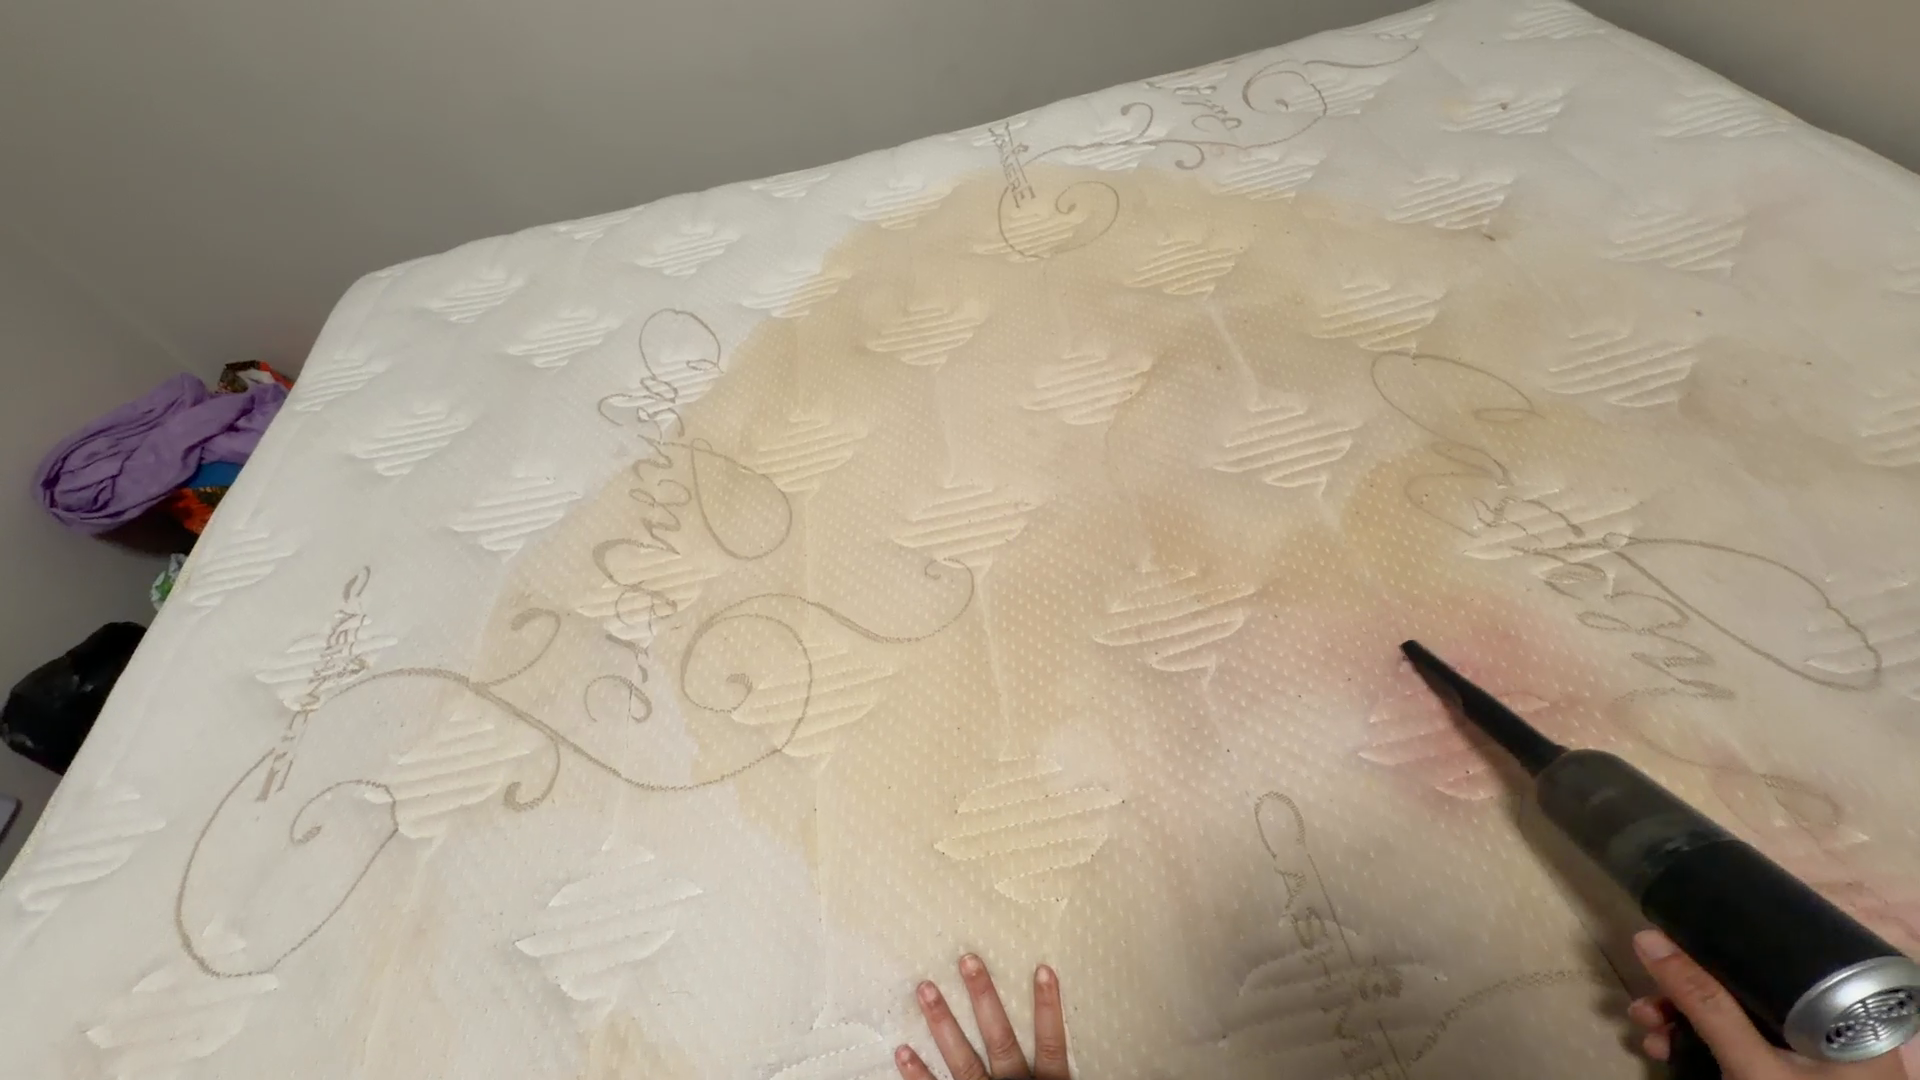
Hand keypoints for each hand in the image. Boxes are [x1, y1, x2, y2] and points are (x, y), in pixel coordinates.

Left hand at [895, 954, 1068, 1079]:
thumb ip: (1058, 1075)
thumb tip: (1058, 1020)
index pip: (1052, 1044)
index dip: (1048, 1007)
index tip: (1044, 969)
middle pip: (1000, 1039)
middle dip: (983, 998)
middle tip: (966, 959)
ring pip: (963, 1062)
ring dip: (942, 1024)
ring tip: (925, 988)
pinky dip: (917, 1077)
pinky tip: (900, 1051)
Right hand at [1631, 930, 1916, 1077]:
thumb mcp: (1751, 1067)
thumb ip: (1703, 1004)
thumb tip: (1646, 937)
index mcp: (1840, 1021)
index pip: (1767, 963)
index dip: (1710, 953)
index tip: (1661, 956)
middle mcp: (1825, 1032)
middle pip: (1739, 992)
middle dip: (1679, 996)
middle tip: (1643, 1006)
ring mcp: (1807, 1058)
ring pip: (1728, 1017)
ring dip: (1676, 1020)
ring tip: (1645, 1031)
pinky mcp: (1785, 1074)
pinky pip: (1732, 1042)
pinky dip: (1694, 1041)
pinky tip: (1665, 1049)